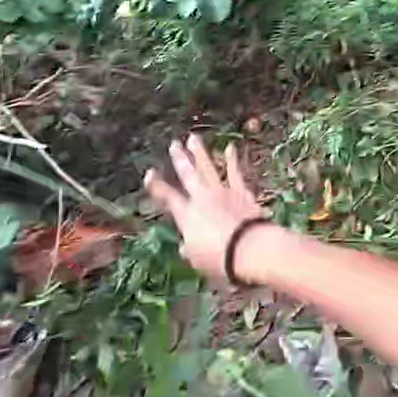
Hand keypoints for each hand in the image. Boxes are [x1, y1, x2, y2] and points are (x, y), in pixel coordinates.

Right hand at [144, 133, 268, 280]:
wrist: (247, 247)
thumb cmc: (218, 258)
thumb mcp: (196, 258)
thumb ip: (189, 249)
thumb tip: (184, 247)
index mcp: (187, 215)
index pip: (167, 197)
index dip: (157, 186)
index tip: (150, 173)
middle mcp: (202, 198)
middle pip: (188, 174)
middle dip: (180, 159)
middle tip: (174, 144)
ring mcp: (222, 191)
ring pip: (208, 167)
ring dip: (200, 152)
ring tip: (193, 138)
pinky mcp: (241, 191)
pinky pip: (235, 172)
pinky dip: (232, 159)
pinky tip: (229, 147)